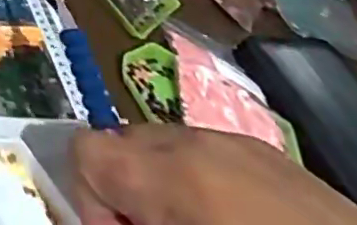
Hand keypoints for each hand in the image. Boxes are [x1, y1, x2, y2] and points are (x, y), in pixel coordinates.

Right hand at [70, 126, 356, 224]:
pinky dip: (202, 188)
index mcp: (172, 173)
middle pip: (120, 145)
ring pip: (161, 148)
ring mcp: (236, 142)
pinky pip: (206, 157)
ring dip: (163, 191)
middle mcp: (195, 141)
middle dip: (126, 197)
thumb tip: (102, 223)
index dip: (90, 202)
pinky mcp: (271, 156)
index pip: (85, 151)